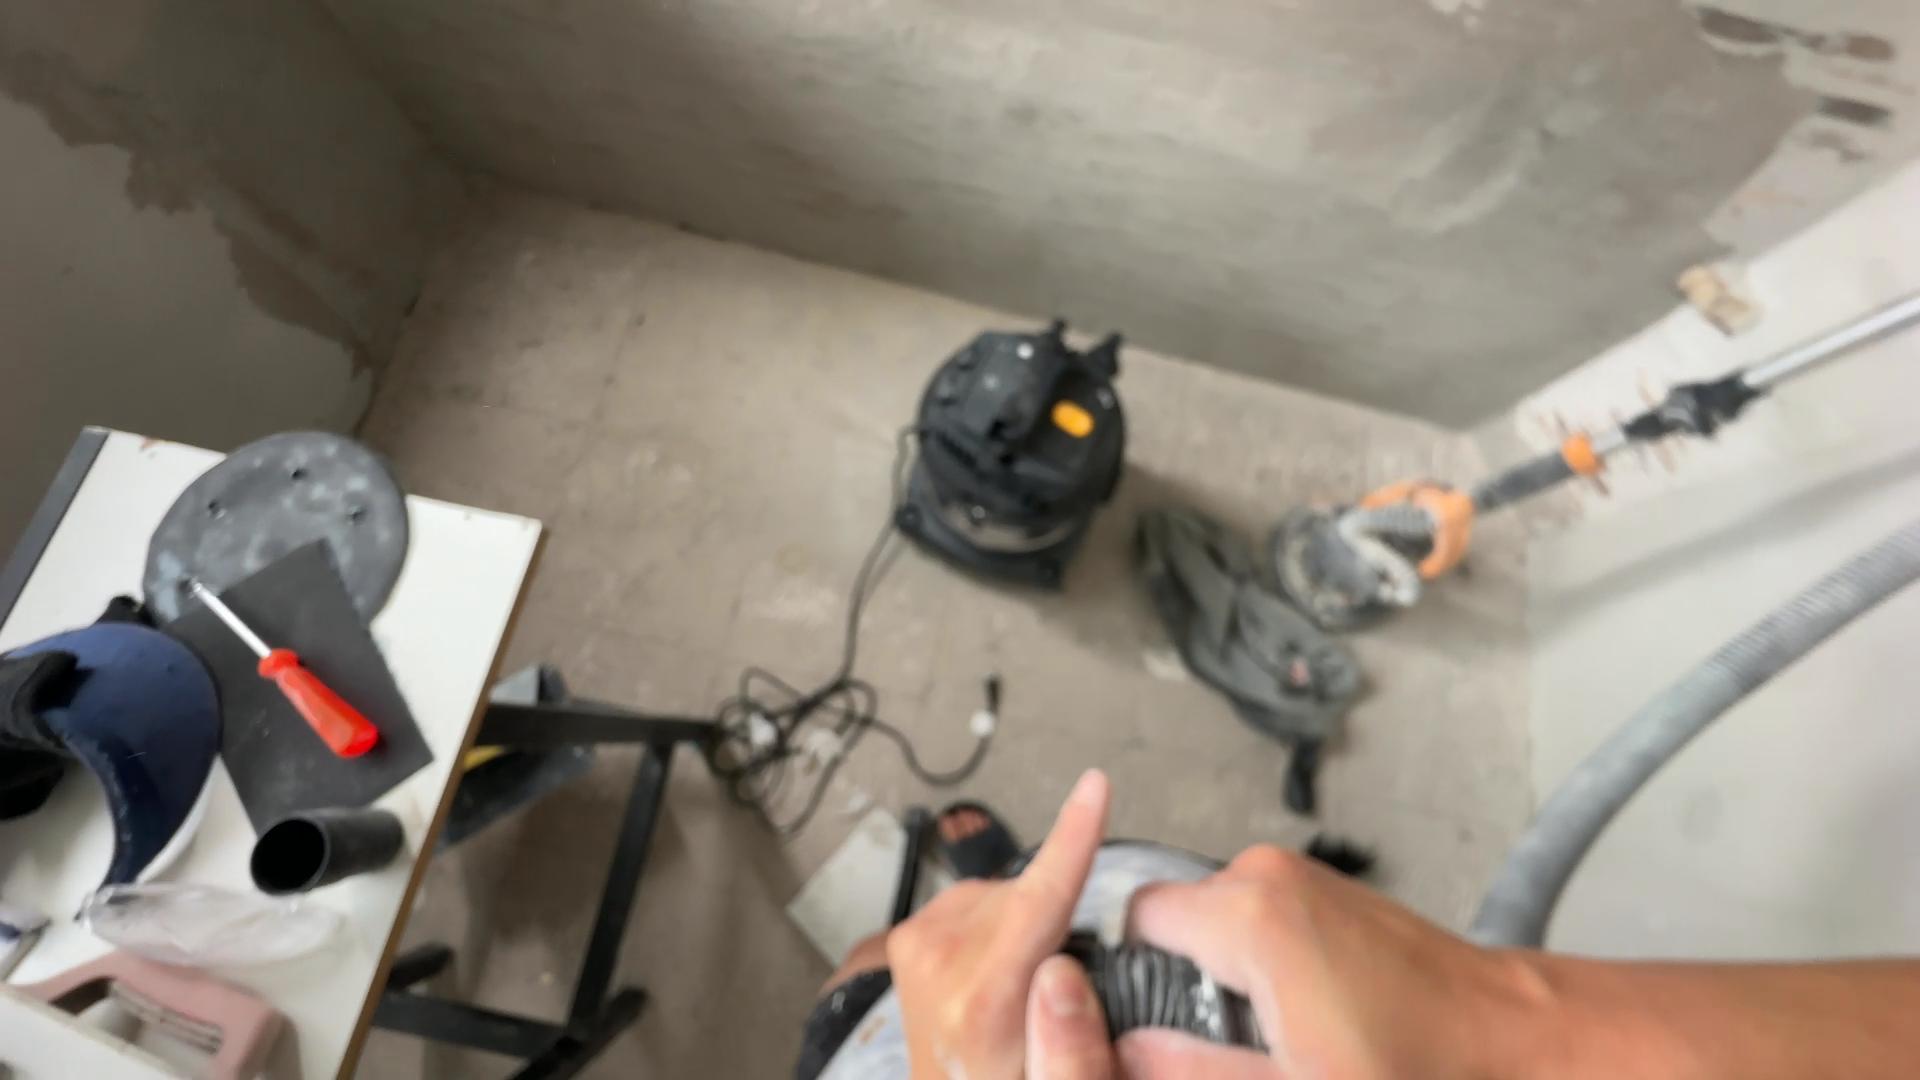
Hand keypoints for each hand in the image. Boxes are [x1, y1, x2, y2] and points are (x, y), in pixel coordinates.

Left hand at [889, 769, 1116, 1077]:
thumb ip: (1072, 1054)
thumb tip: (1063, 969)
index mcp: (979, 1001)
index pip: (1038, 900)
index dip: (1073, 837)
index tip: (1095, 783)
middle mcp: (937, 959)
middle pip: (1029, 897)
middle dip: (1055, 925)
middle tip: (1057, 995)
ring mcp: (915, 941)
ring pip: (1005, 895)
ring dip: (1026, 925)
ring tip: (1020, 994)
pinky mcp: (908, 933)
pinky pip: (981, 901)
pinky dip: (1000, 923)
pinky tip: (994, 970)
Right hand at [1120, 845, 1542, 1078]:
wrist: (1516, 1039)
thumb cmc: (1420, 1070)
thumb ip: (1192, 1072)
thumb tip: (1123, 1051)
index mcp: (1248, 914)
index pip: (1139, 916)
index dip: (1137, 971)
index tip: (1163, 1020)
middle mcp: (1262, 873)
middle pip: (1174, 915)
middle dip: (1185, 976)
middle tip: (1234, 1038)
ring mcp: (1292, 871)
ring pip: (1212, 913)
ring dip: (1223, 966)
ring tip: (1279, 1026)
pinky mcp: (1315, 880)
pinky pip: (1251, 908)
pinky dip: (1256, 952)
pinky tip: (1304, 1004)